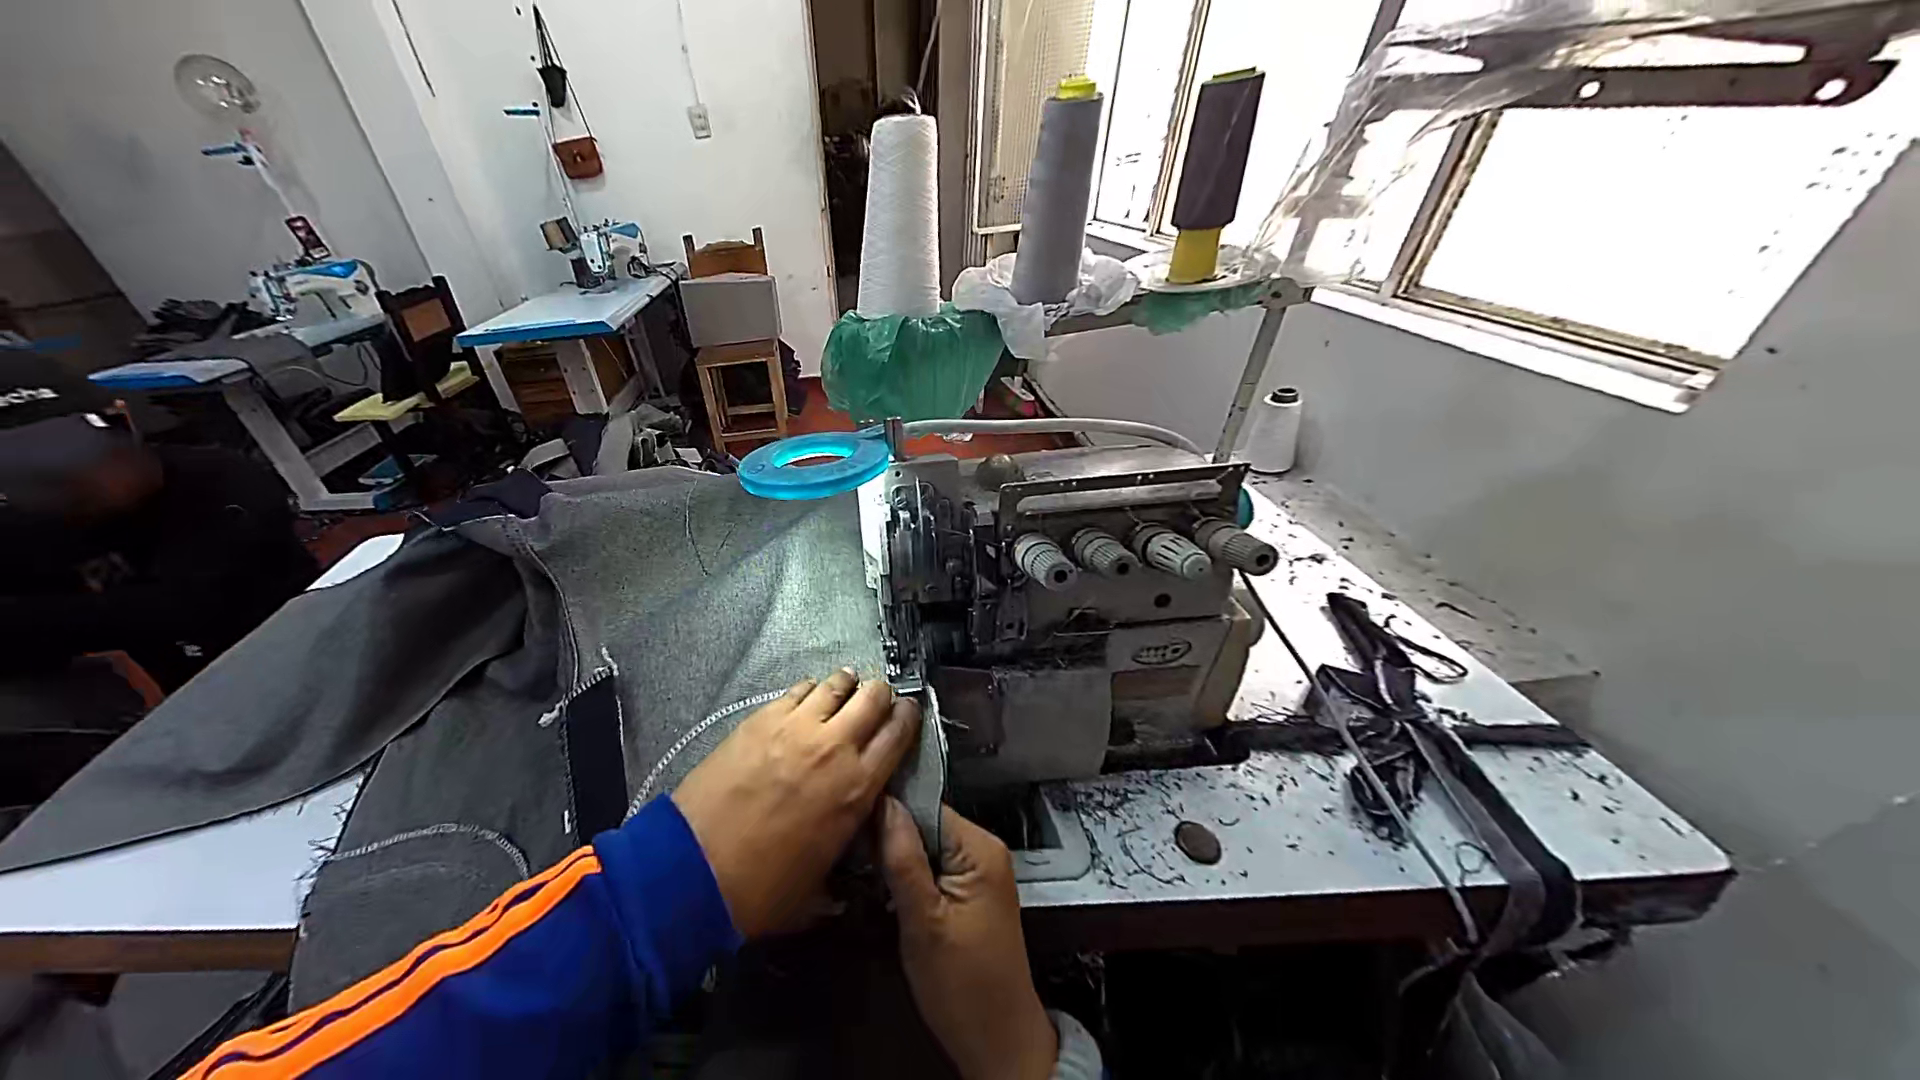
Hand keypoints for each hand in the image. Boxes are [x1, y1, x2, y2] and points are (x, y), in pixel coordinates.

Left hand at [671, 669, 919, 938]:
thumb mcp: (822, 885)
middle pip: (874, 696)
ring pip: (837, 684)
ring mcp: (797, 726)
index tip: (907, 715)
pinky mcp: (762, 719)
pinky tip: (807, 700)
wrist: (693, 872)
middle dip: (881, 696)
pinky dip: (810, 690)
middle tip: (876, 703)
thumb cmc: (763, 889)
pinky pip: (799, 689)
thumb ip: (846, 856)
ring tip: (844, 690)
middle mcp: (835, 746)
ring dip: (847, 686)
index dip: (908, 717)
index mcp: (858, 787)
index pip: (899, 733)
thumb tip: (857, 848)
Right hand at [878, 798, 1056, 1079]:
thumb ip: (903, 860)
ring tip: (861, 865)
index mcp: (979, 847)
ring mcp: (980, 868)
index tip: (851, 820)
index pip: (926, 806)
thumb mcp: (923, 922)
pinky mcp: (971, 889)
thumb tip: (883, 802)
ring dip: (897, 854)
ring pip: (927, 843)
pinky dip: (910, 872)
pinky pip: (935, 863)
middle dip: (890, 834)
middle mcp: (984, 847)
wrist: (998, 1039)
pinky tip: (886, 885)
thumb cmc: (961, 984)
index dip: (888, 811)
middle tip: (850, 849)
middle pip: (927, 821)